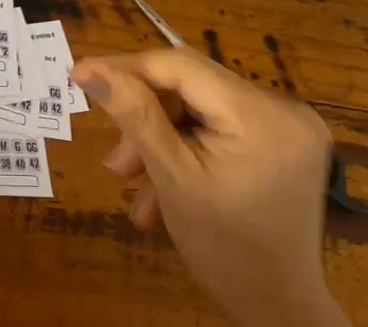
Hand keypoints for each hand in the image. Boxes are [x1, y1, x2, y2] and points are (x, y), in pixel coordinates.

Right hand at [73, 48, 347, 326]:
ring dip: (159, 135)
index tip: (81, 77)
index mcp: (262, 116)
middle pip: (189, 85)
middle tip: (114, 156)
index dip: (127, 67)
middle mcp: (284, 109)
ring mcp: (286, 124)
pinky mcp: (280, 138)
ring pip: (197, 105)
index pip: (181, 65)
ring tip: (132, 179)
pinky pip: (217, 123)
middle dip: (145, 115)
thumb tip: (87, 67)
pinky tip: (162, 182)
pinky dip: (185, 144)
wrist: (279, 308)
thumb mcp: (171, 177)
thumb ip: (133, 114)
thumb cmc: (225, 248)